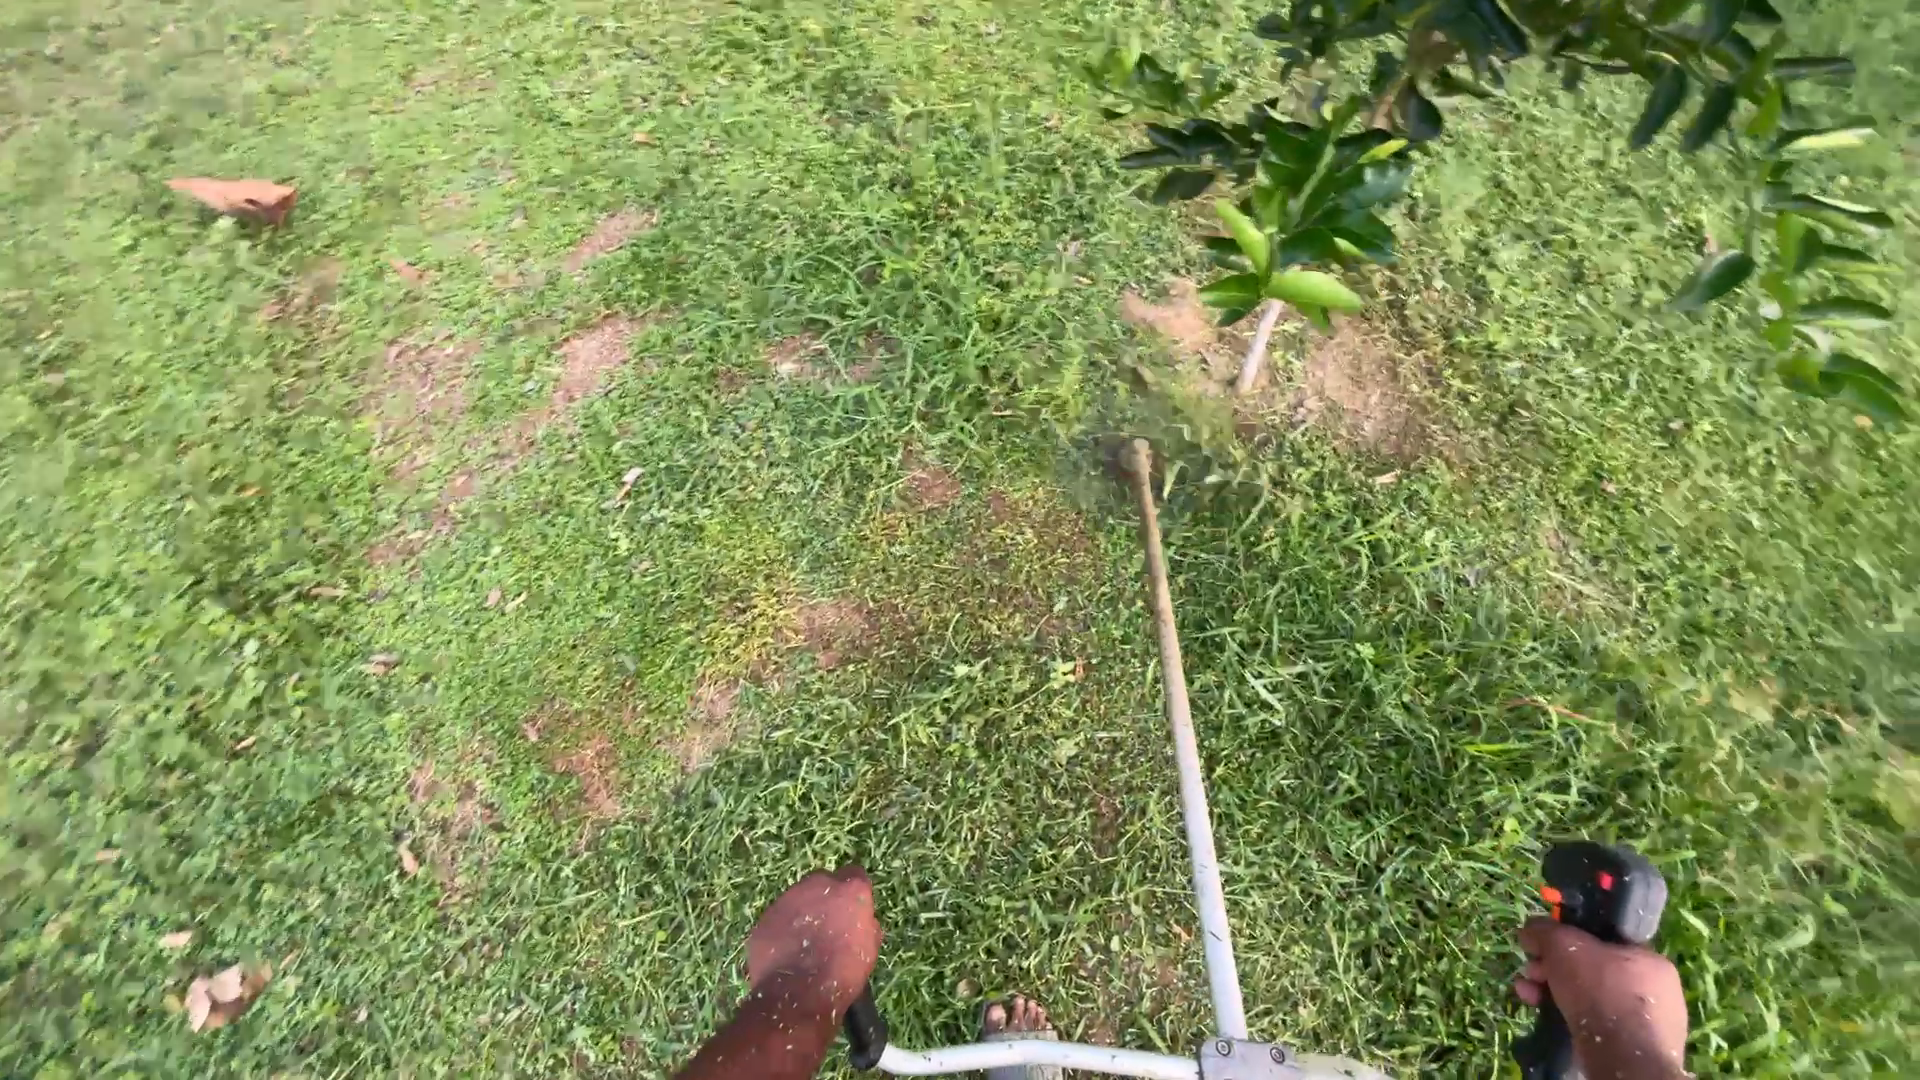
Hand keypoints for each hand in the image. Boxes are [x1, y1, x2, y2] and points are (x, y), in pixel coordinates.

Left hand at [745, 865, 881, 1017]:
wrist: (797, 995)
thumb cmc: (842, 973)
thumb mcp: (869, 948)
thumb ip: (865, 924)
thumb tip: (860, 920)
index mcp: (851, 889)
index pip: (856, 876)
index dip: (853, 894)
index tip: (851, 910)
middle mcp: (819, 883)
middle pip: (824, 882)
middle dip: (826, 899)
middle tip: (827, 926)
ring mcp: (789, 897)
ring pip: (799, 898)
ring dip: (803, 912)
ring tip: (803, 943)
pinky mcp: (766, 916)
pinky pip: (779, 918)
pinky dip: (783, 929)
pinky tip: (785, 952)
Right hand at [1515, 917, 1688, 1078]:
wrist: (1622, 1055)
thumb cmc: (1598, 988)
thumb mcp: (1561, 942)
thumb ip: (1542, 929)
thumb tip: (1530, 933)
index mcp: (1650, 961)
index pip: (1601, 940)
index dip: (1565, 938)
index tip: (1542, 946)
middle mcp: (1655, 990)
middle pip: (1588, 966)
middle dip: (1550, 966)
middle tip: (1531, 970)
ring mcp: (1647, 1021)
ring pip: (1585, 993)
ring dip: (1549, 987)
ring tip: (1527, 991)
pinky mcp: (1634, 1044)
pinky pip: (1592, 1018)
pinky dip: (1563, 1009)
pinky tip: (1539, 1007)